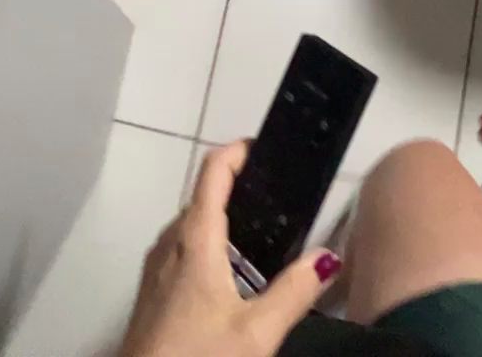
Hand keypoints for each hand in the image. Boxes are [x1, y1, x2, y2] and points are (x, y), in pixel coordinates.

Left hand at [119, 141, 340, 356]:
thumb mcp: (256, 333)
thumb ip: (294, 292)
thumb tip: (329, 257)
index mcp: (195, 236)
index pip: (214, 169)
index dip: (239, 149)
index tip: (266, 149)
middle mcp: (171, 239)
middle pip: (205, 196)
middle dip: (240, 192)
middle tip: (280, 205)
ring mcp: (157, 263)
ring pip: (194, 225)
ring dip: (225, 222)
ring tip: (264, 242)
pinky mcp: (152, 288)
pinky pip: (184, 249)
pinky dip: (210, 247)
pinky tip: (233, 281)